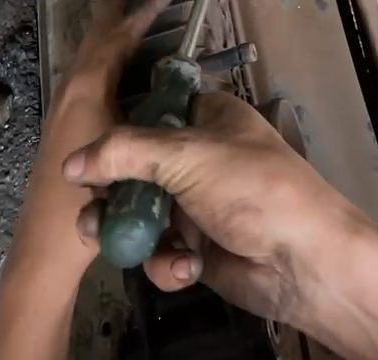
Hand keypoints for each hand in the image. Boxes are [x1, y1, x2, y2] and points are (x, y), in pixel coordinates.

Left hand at [0, 0, 172, 359]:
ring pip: (87, 57)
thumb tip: (177, 89)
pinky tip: (110, 68)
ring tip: (117, 13)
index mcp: (86, 91)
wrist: (44, 249)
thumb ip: (148, 118)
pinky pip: (86, 74)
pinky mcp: (63, 128)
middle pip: (94, 41)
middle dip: (111, 12)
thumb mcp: (125, 153)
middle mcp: (71, 93)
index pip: (117, 40)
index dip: (141, 13)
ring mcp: (63, 110)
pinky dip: (100, 56)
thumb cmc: (86, 203)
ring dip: (104, 32)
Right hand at [62, 91, 377, 324]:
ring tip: (119, 245)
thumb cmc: (253, 189)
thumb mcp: (188, 157)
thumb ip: (126, 153)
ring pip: (143, 213)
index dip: (121, 127)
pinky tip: (184, 268)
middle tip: (95, 208)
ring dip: (133, 233)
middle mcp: (201, 155)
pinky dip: (166, 262)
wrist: (305, 262)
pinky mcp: (198, 247)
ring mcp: (199, 203)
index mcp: (209, 116)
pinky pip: (161, 250)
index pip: (154, 109)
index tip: (89, 151)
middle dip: (116, 192)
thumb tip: (71, 162)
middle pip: (138, 167)